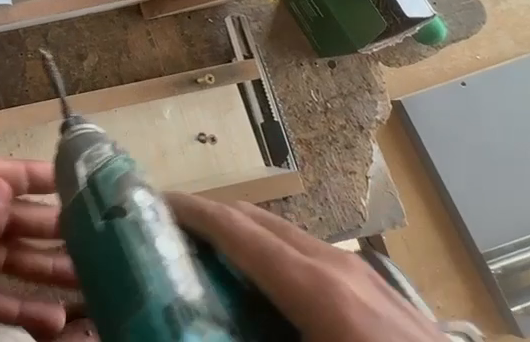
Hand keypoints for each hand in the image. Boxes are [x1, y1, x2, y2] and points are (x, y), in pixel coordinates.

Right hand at [167, 194, 446, 341]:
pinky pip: (311, 255)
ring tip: (207, 254)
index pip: (235, 228)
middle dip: (207, 215)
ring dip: (241, 233)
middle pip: (256, 220)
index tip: (147, 201)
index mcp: (314, 288)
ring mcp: (363, 276)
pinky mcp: (382, 293)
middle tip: (165, 228)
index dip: (188, 210)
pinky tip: (268, 287)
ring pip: (286, 235)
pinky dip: (273, 254)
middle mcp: (335, 267)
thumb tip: (191, 331)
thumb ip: (246, 336)